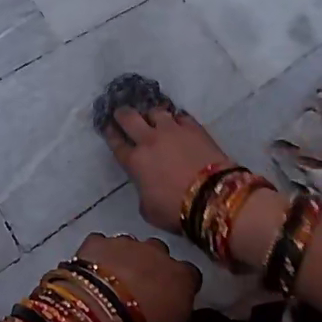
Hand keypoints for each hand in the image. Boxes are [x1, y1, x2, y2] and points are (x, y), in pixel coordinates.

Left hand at [72, 233, 201, 321]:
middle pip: (159, 253)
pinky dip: (97, 253)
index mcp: (182, 276)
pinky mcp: (95, 242)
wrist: (101, 314)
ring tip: (114, 280)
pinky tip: (91, 269)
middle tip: (142, 289)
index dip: (183, 286)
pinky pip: (99, 243)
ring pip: (129, 244)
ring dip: (125, 258)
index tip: (175, 301)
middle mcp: (156, 252)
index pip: (191, 275)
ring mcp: (124, 243)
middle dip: (153, 266)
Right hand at [101, 108, 236, 233]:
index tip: (107, 126)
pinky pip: (180, 116)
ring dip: (151, 114)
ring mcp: (172, 131)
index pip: (116, 142)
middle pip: (129, 117)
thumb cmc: (176, 209)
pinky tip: (177, 123)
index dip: (110, 133)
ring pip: (155, 111)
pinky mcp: (194, 128)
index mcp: (134, 161)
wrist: (213, 197)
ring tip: (153, 118)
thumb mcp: (148, 210)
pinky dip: (176, 119)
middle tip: (122, 114)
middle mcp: (149, 140)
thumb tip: (146, 187)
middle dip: (122, 114)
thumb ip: (142, 193)